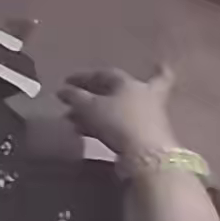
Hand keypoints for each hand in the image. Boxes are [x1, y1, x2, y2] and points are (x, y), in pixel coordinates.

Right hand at [59, 66, 178, 158]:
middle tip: (157, 65)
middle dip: (144, 76)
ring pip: (125, 108)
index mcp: (128, 83)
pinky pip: (124, 125)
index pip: (105, 74)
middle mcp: (143, 95)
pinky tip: (90, 132)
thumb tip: (63, 90)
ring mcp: (149, 116)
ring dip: (104, 111)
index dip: (83, 77)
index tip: (66, 82)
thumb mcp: (88, 107)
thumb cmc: (116, 122)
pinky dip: (108, 125)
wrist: (146, 155)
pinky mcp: (149, 135)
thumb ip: (74, 96)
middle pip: (142, 83)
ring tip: (80, 119)